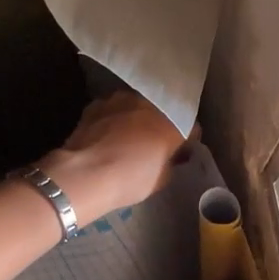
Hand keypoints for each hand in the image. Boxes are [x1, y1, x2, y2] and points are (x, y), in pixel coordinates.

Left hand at [40, 91, 190, 220]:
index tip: (180, 153)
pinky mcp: (98, 104)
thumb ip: (171, 161)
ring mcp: (122, 100)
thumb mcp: (162, 179)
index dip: (186, 142)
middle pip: (162, 112)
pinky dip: (113, 120)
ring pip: (136, 108)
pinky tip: (107, 137)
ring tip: (128, 139)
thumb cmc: (131, 179)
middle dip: (160, 126)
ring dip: (136, 120)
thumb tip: (170, 155)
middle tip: (154, 145)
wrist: (86, 173)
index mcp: (173, 122)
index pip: (191, 128)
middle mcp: (151, 104)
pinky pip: (113, 111)